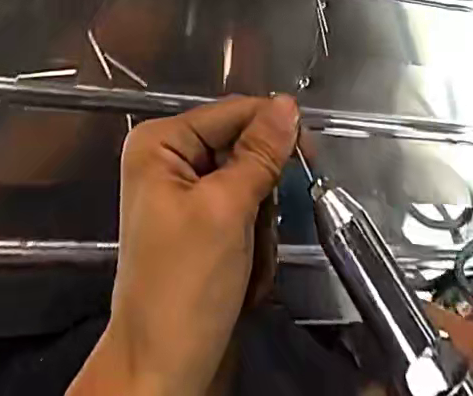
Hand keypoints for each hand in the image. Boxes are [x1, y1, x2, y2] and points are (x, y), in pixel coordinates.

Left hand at [69, 95, 299, 395]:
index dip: (272, 127)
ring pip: (251, 185)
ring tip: (247, 263)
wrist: (160, 373)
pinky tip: (245, 275)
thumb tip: (288, 104)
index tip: (311, 152)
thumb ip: (260, 153)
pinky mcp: (202, 227)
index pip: (231, 112)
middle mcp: (170, 160)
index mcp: (161, 143)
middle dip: (261, 193)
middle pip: (243, 149)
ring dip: (260, 225)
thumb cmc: (184, 286)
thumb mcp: (226, 210)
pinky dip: (254, 243)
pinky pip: (245, 214)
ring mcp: (185, 195)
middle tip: (259, 229)